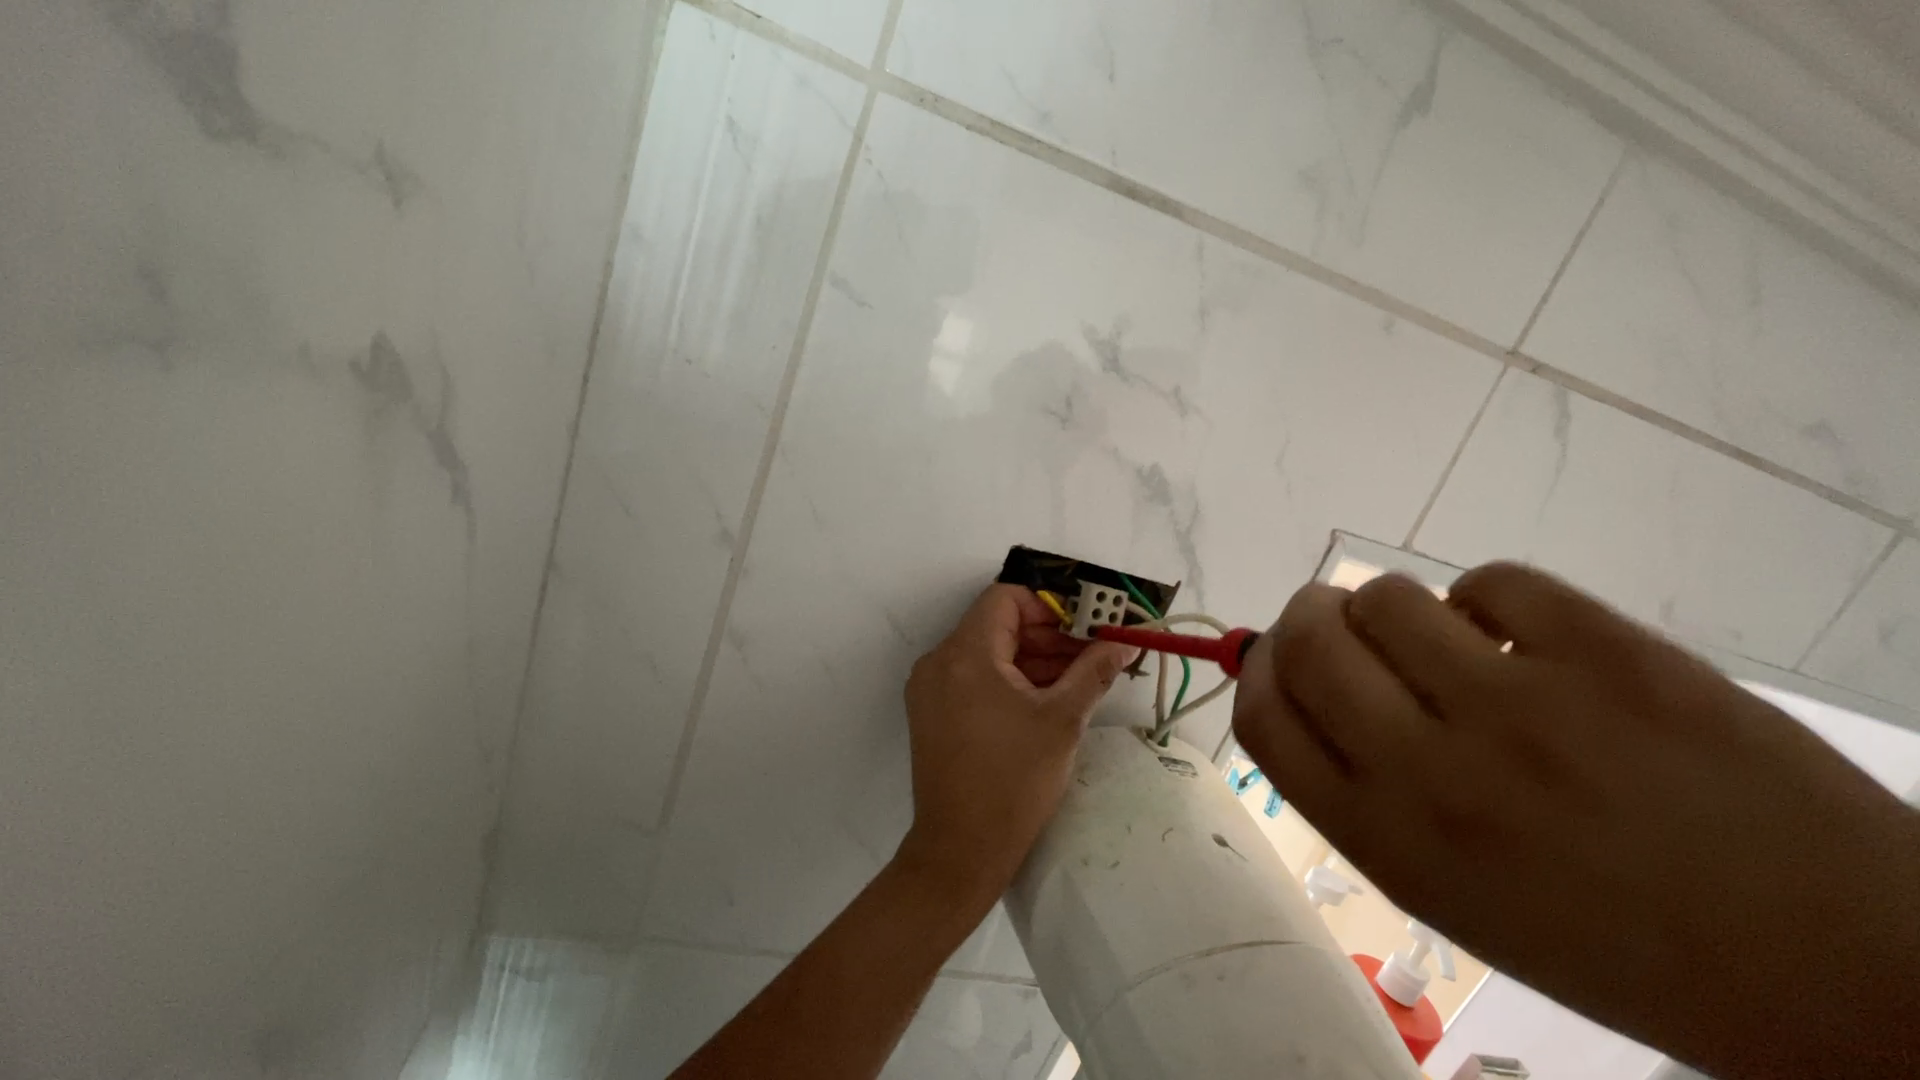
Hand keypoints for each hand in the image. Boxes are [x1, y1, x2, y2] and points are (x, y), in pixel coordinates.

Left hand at [896, 584, 1134, 904]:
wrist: (960, 850)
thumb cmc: (1014, 781)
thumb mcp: (1063, 721)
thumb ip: (1093, 672)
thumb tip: (1122, 644)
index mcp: (964, 654)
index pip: (1006, 599)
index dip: (1050, 606)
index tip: (1087, 628)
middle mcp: (939, 662)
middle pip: (997, 625)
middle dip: (1049, 636)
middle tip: (1096, 655)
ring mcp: (930, 690)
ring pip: (988, 654)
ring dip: (1033, 660)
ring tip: (1081, 681)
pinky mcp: (932, 715)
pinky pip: (974, 680)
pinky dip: (1010, 681)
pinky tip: (1049, 701)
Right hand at [1232, 563, 1919, 1078]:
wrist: (1831, 965)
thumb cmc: (1608, 940)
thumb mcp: (1448, 892)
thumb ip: (1361, 789)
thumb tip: (1305, 683)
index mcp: (1386, 839)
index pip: (1264, 717)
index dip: (1258, 672)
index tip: (1278, 660)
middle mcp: (1430, 767)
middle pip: (1306, 639)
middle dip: (1309, 618)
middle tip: (1344, 627)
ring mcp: (1520, 702)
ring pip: (1388, 595)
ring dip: (1399, 610)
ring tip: (1450, 643)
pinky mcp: (1608, 652)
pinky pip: (1493, 580)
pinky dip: (1488, 599)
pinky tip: (1525, 639)